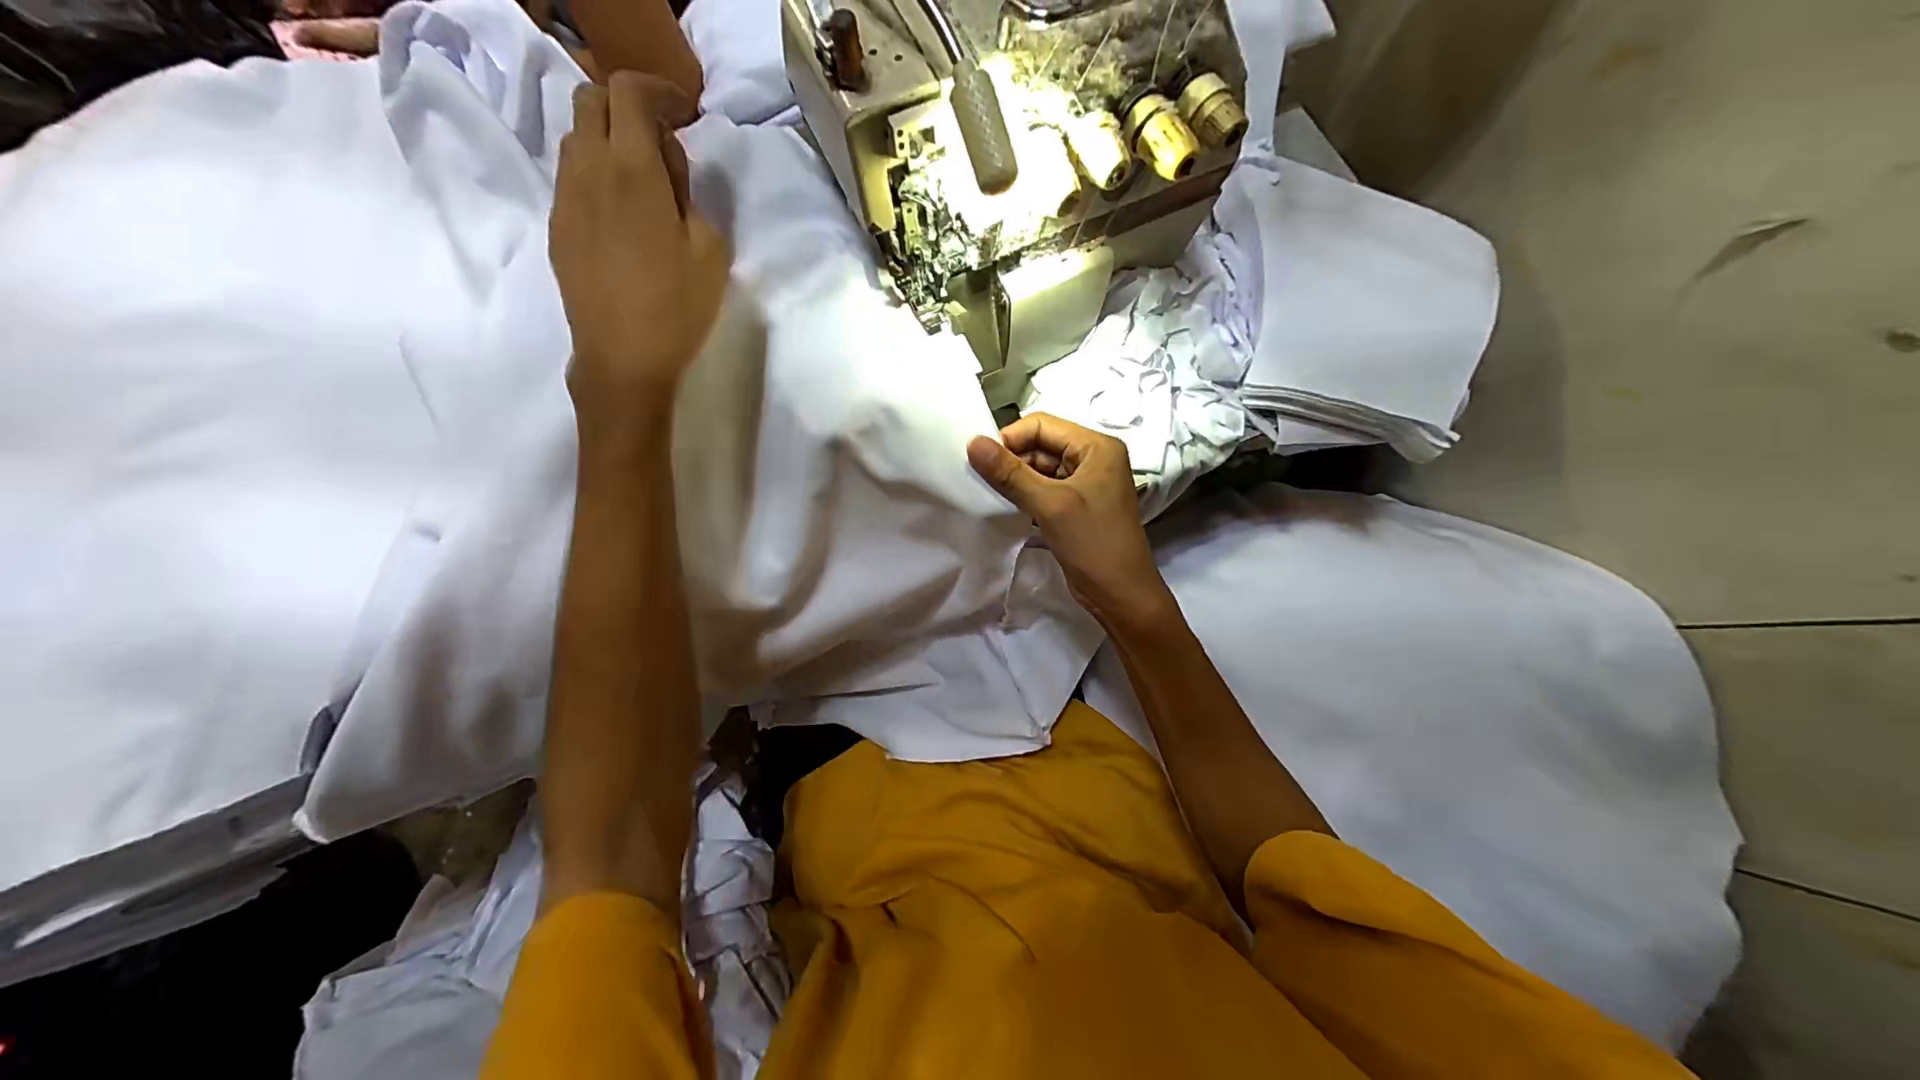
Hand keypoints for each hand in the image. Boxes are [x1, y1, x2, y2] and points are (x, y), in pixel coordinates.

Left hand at [551, 72, 727, 417]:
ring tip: (645, 180)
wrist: (622, 358)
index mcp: (631, 169)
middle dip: (627, 103)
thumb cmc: (677, 306)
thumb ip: (691, 195)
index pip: (629, 91)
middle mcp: (587, 170)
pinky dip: (597, 173)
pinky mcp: (557, 227)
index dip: (659, 90)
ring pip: (576, 138)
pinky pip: (572, 177)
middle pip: (590, 100)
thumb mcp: (710, 249)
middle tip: (663, 139)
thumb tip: (667, 170)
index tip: (685, 113)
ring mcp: (565, 199)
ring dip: (609, 139)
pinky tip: (624, 213)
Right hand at [968, 414, 1178, 634]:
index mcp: (1096, 446)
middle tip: (982, 481)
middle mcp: (1094, 458)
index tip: (982, 462)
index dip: (1010, 439)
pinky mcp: (1077, 506)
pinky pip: (1045, 489)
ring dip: (1016, 479)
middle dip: (1012, 460)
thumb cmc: (1093, 544)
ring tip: (992, 495)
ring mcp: (1086, 483)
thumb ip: (1010, 473)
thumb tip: (972, 443)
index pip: (1042, 425)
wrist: (1121, 595)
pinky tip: (1007, 508)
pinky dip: (1026, 495)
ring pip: (1040, 468)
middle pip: (1041, 444)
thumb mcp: (1050, 504)